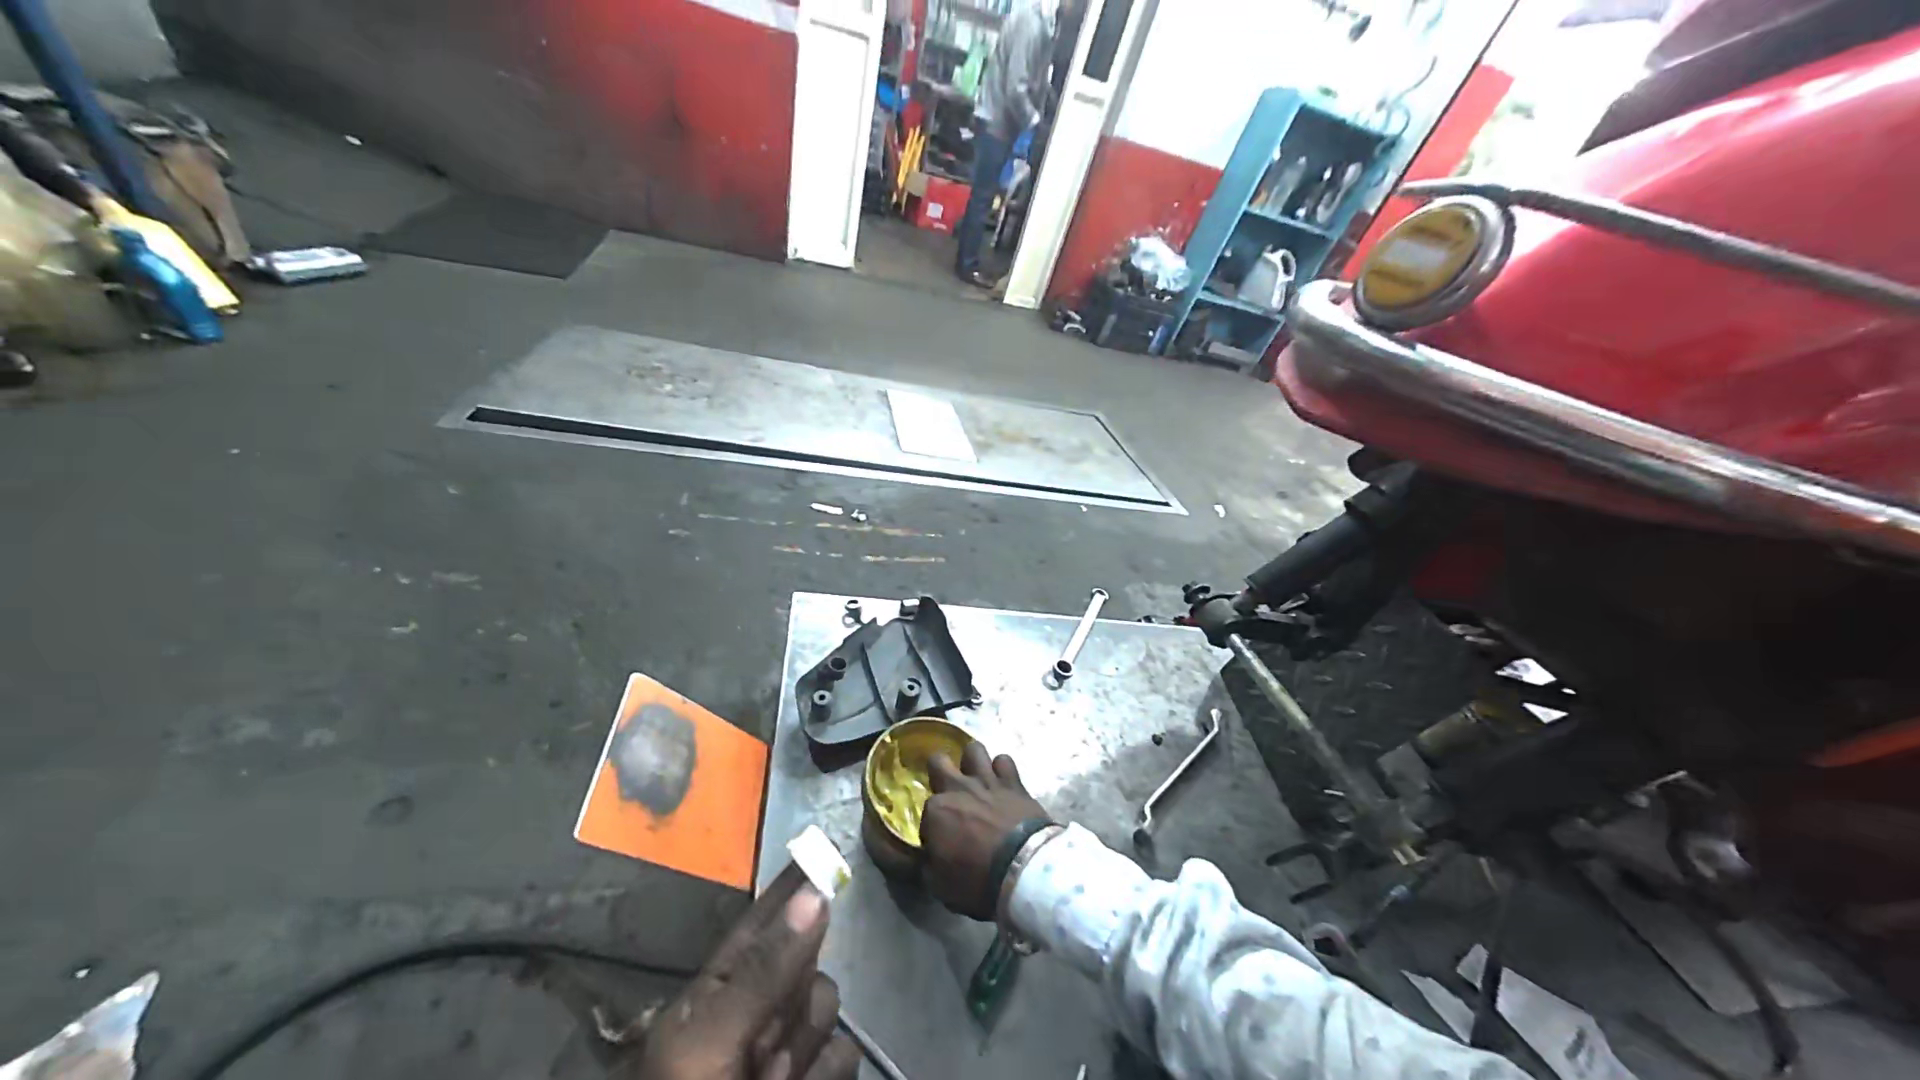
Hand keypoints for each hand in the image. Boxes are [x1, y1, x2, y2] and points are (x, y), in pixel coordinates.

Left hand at [626, 864, 859, 1079]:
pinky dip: (824, 1075)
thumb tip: (816, 892)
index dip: (791, 883)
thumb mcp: (707, 1044)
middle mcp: (755, 1009)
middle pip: (806, 962)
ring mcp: (783, 1050)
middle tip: (765, 1044)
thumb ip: (763, 970)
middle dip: (795, 995)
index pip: (762, 919)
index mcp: (715, 989)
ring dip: (805, 1045)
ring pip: (828, 1007)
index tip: (823, 844)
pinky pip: (843, 1055)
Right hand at [921, 743, 1049, 919]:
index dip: (932, 828)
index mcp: (935, 811)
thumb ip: (926, 866)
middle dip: (939, 771)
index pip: (925, 813)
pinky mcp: (1014, 782)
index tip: (940, 843)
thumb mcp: (939, 885)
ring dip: (972, 761)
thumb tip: (925, 859)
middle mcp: (958, 788)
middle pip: (939, 761)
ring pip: (974, 749)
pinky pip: (1004, 761)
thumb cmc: (977, 881)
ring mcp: (987, 780)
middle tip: (947, 790)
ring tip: (976, 777)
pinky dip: (1002, 770)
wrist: (1024, 871)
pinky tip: (1003, 782)